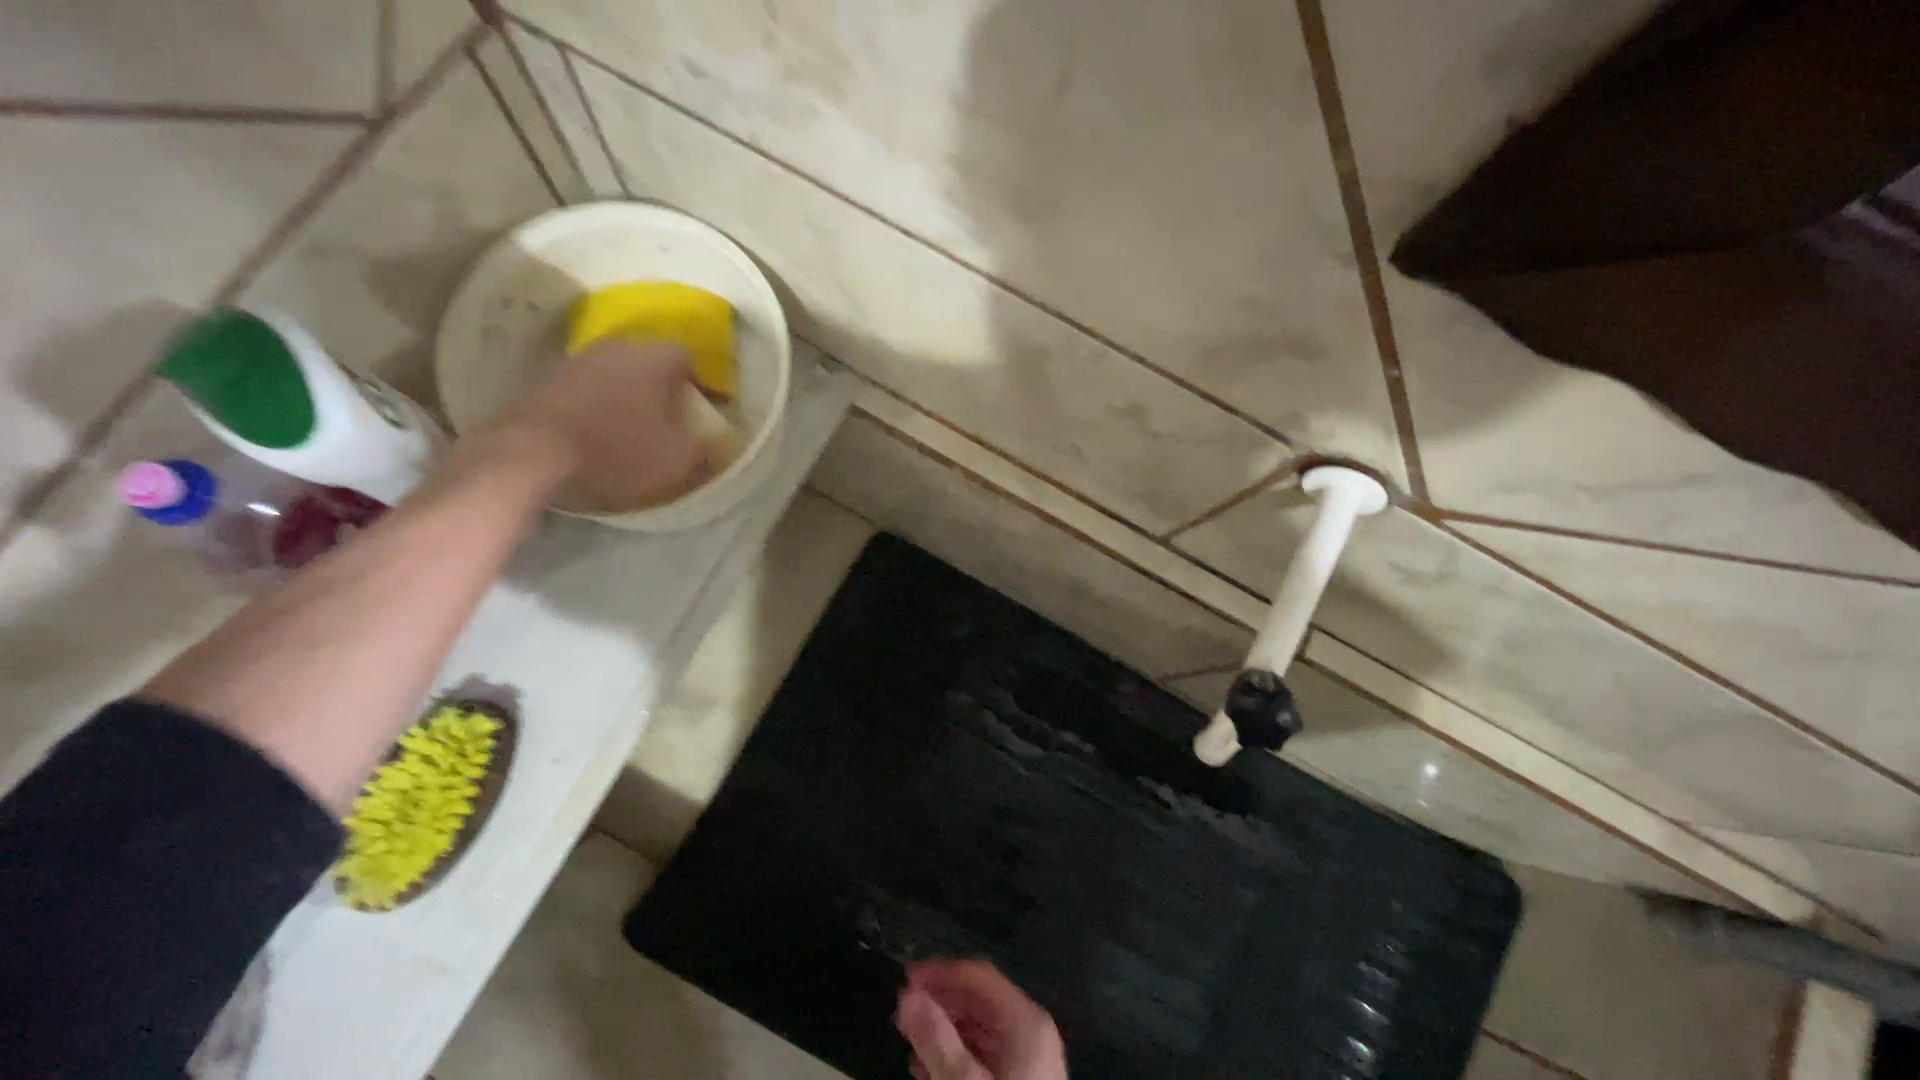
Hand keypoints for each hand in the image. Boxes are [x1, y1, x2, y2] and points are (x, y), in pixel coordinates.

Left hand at [488, 339, 712, 512]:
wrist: (531, 454)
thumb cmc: (617, 451)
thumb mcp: (676, 460)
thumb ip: (705, 449)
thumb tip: (718, 442)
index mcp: (655, 357)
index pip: (689, 358)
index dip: (699, 386)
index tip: (699, 415)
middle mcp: (617, 346)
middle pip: (650, 363)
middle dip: (660, 389)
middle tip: (666, 422)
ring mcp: (577, 359)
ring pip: (615, 374)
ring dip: (624, 396)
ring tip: (629, 430)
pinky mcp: (546, 380)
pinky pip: (585, 389)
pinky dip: (594, 406)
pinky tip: (594, 433)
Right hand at [895, 960, 1066, 1079]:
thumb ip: (935, 1039)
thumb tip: (907, 996)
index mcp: (1025, 1023)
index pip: (978, 977)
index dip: (939, 973)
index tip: (901, 981)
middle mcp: (1032, 1033)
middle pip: (980, 1001)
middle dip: (940, 1003)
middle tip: (900, 1015)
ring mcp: (1031, 1060)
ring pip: (981, 1030)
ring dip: (945, 1031)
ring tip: (910, 1045)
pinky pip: (987, 1056)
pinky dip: (957, 1056)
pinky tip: (930, 1073)